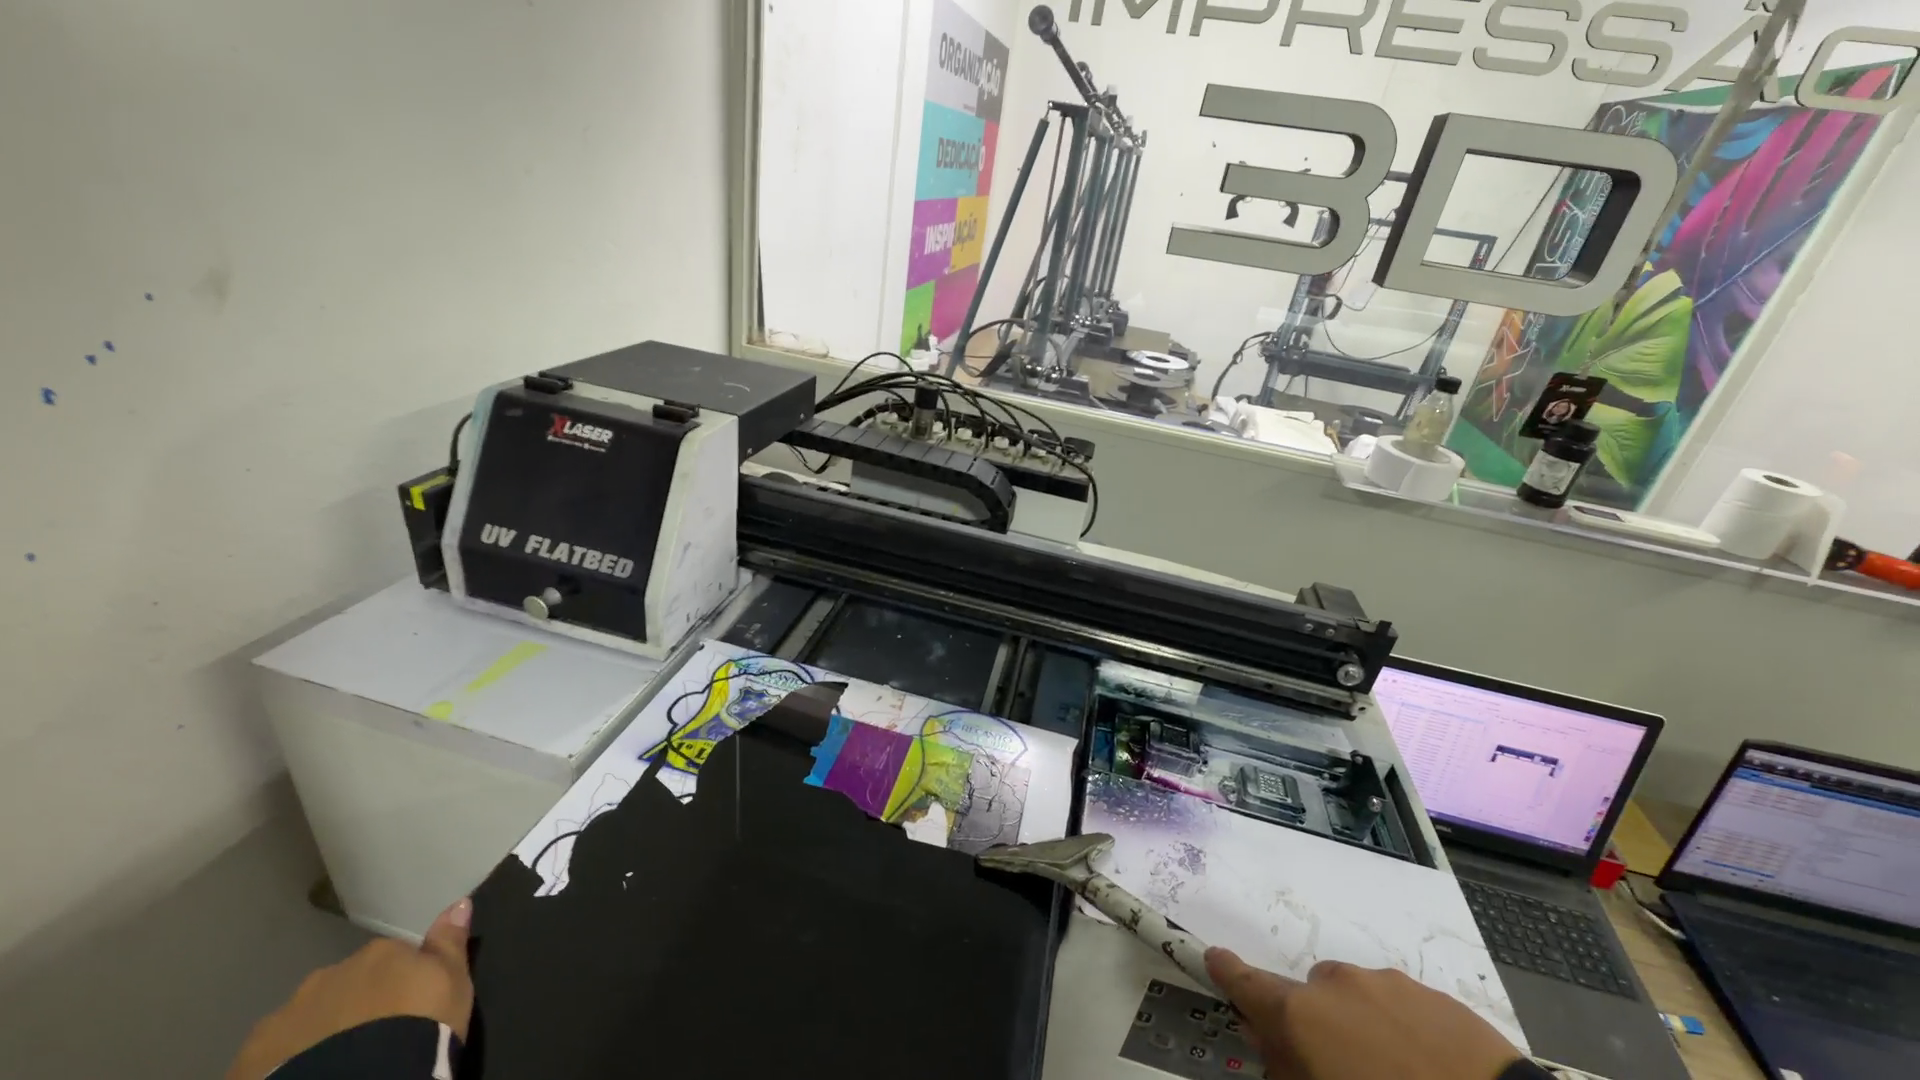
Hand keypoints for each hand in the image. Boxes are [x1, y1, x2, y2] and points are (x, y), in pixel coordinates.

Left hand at [226, 897, 474, 1079]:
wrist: (364, 1078)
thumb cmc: (420, 1025)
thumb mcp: (452, 983)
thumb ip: (450, 943)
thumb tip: (459, 902)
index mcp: (379, 954)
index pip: (393, 958)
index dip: (400, 983)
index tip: (409, 1009)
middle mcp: (329, 974)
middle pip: (345, 985)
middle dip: (356, 1004)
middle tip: (373, 1038)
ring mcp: (287, 1015)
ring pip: (308, 1017)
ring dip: (321, 1031)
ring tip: (339, 1062)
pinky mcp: (252, 1058)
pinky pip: (272, 1055)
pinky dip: (286, 1062)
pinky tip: (307, 1075)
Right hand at [1206, 947, 1522, 1079]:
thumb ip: (1282, 1066)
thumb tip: (1269, 1039)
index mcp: (1300, 1013)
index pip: (1247, 983)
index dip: (1227, 971)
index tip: (1214, 957)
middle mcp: (1336, 986)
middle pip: (1308, 993)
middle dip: (1315, 1021)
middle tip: (1336, 1064)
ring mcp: (1387, 984)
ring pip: (1357, 997)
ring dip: (1360, 1023)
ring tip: (1391, 1070)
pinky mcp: (1434, 994)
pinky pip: (1401, 1005)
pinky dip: (1400, 1026)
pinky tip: (1425, 1064)